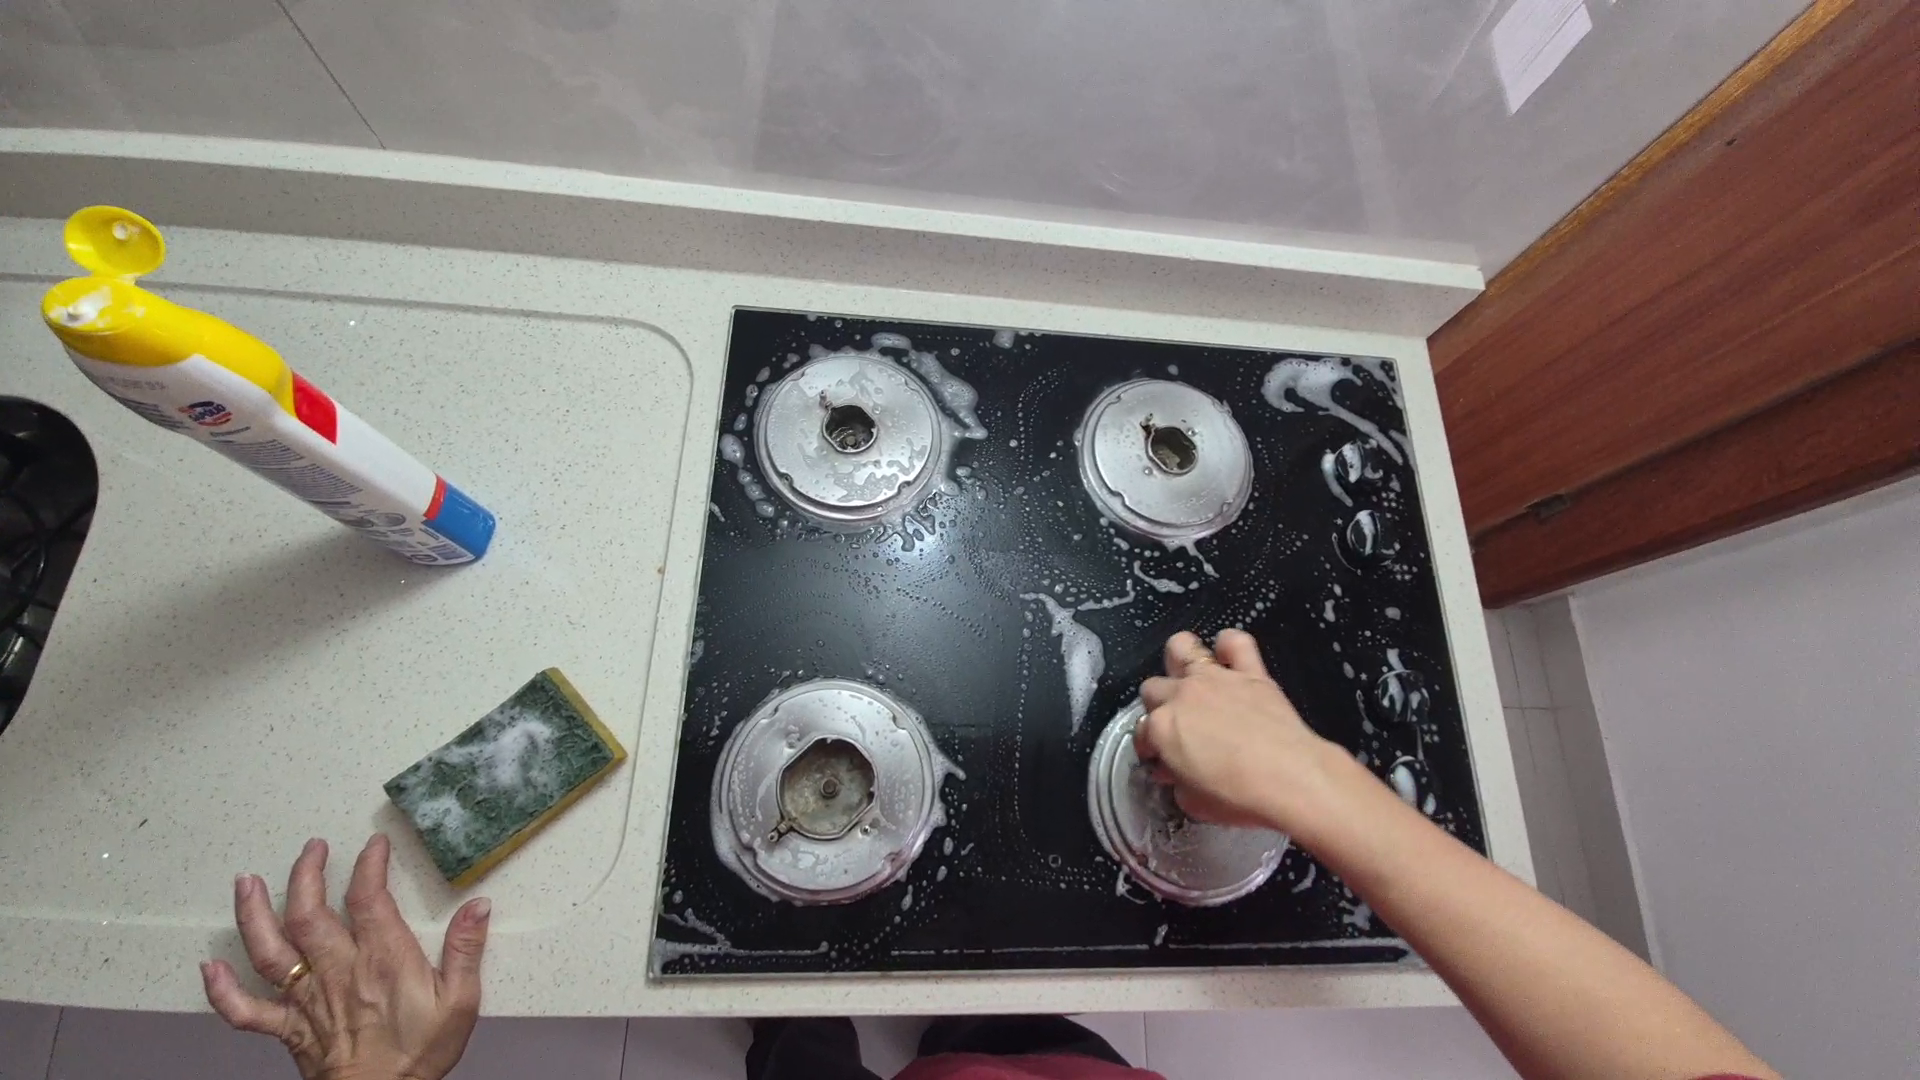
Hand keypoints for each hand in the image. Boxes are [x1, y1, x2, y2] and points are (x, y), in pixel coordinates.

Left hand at [200, 835, 490, 1079]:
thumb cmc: (422, 1053)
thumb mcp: (462, 1000)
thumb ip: (466, 950)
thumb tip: (479, 904)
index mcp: (383, 961)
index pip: (369, 900)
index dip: (369, 866)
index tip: (374, 843)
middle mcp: (338, 973)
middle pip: (309, 916)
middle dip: (305, 876)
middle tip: (312, 846)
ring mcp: (307, 1001)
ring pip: (269, 952)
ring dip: (253, 915)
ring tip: (245, 882)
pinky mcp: (289, 1030)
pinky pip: (245, 1010)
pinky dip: (221, 989)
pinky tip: (209, 966)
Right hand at [1135, 629, 1354, 839]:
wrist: (1292, 780)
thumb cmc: (1241, 796)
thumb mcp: (1193, 803)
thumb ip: (1176, 782)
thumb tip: (1175, 773)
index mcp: (1161, 728)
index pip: (1141, 733)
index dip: (1149, 748)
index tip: (1160, 760)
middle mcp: (1182, 696)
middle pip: (1152, 688)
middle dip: (1158, 707)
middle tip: (1176, 727)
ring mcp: (1215, 679)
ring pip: (1181, 647)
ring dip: (1179, 661)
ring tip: (1188, 680)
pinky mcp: (1250, 673)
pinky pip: (1235, 642)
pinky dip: (1229, 647)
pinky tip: (1229, 659)